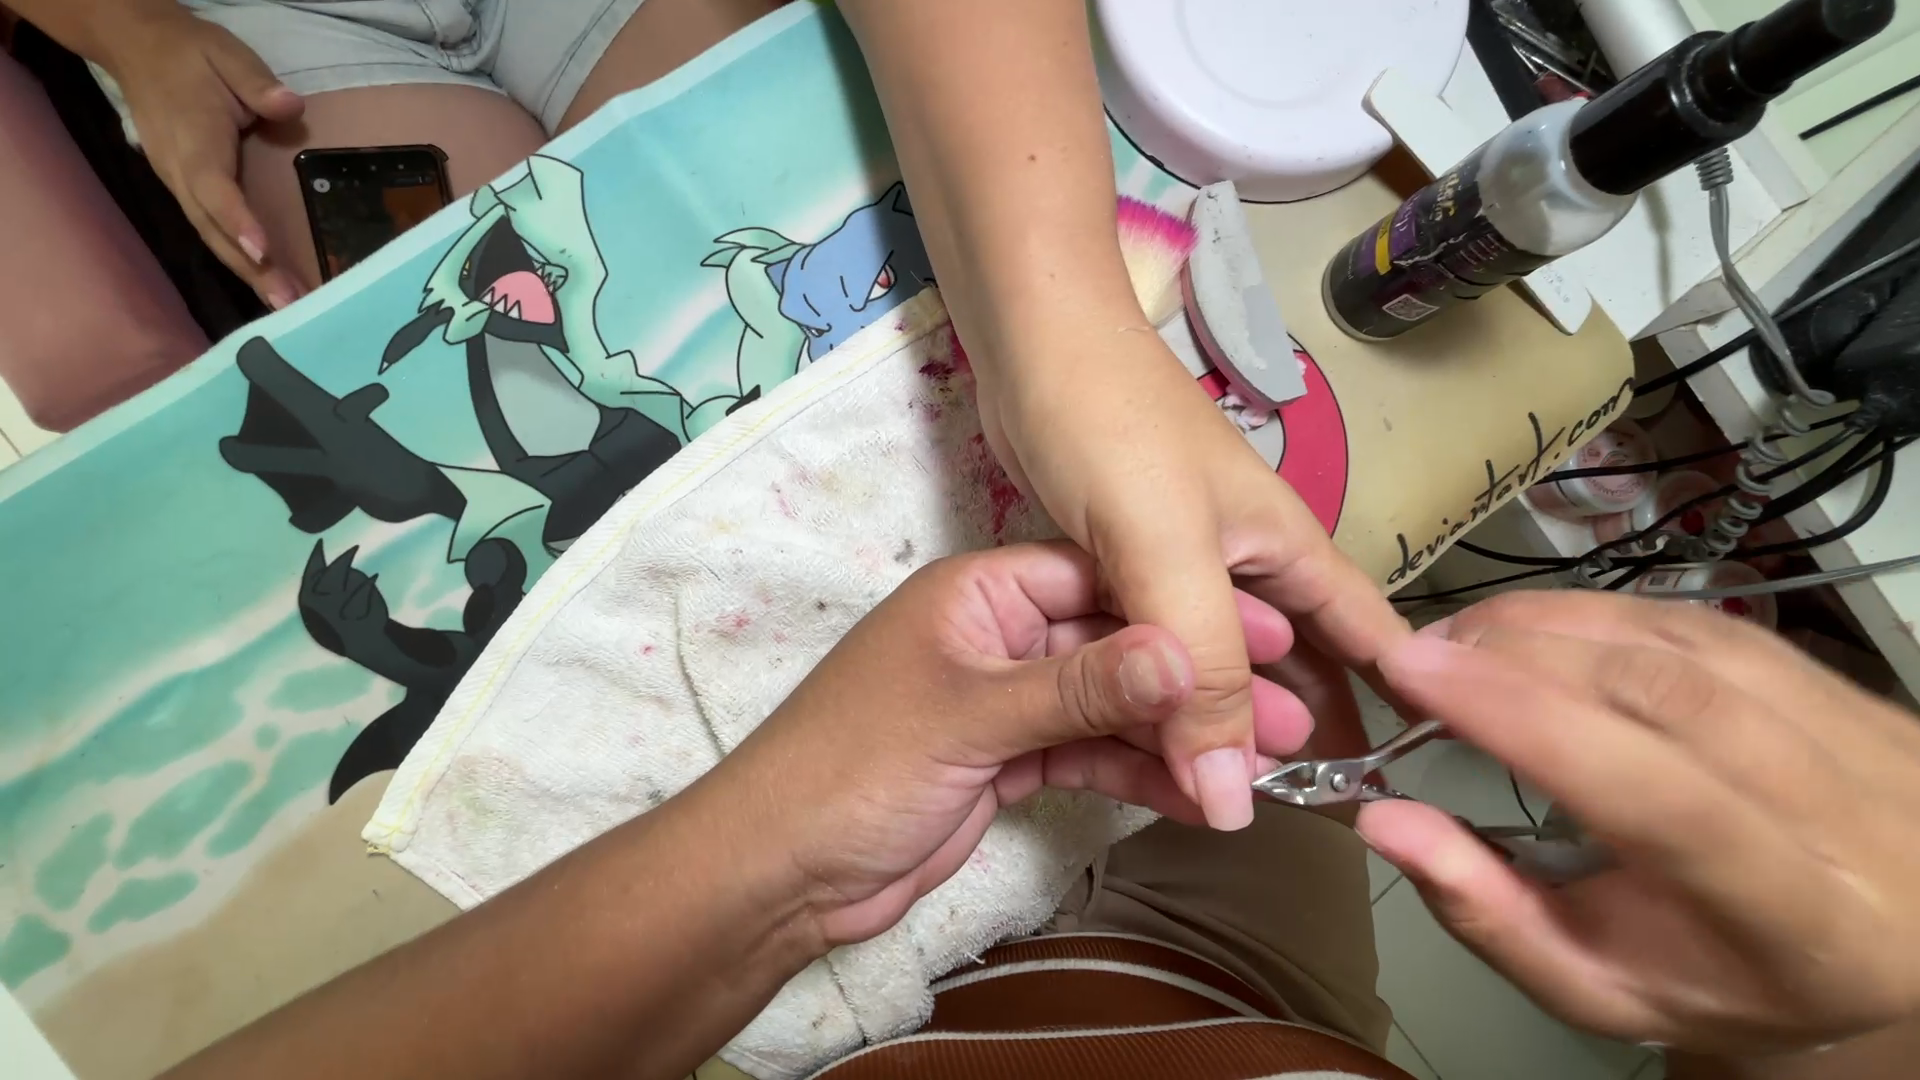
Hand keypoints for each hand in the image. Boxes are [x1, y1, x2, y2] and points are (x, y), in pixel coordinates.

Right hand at [99, 5, 303, 307]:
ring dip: (251, 275)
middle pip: (214, 227)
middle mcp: (181, 169)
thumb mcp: (225, 55)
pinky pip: (216, 232)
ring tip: (287, 307)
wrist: (137, 46)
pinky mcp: (191, 191)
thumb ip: (255, 82)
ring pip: (214, 237)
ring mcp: (182, 183)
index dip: (236, 218)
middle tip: (289, 303)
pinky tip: (272, 288)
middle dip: (251, 268)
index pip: (213, 185)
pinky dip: (243, 262)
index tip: (260, 248)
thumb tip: (288, 104)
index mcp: (192, 139)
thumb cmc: (191, 54)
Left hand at [710, 541, 1317, 947]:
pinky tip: (1191, 794)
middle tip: (1285, 718)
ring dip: (1173, 737)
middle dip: (1191, 686)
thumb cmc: (861, 763)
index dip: (1178, 608)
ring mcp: (1006, 699)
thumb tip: (1188, 655)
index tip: (1265, 636)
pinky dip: (1132, 773)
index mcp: (981, 592)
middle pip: (1112, 649)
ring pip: (1105, 709)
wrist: (785, 867)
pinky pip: (1083, 755)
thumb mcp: (974, 713)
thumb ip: (1081, 686)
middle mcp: (1000, 635)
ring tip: (1261, 767)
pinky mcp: (1007, 756)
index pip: (1098, 580)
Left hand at [973, 331, 1407, 830]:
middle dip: (1287, 728)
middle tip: (1283, 807)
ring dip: (1214, 717)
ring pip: (1210, 656)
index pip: (1365, 637)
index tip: (1400, 786)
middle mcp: (1237, 559)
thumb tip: (1234, 797)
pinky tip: (1144, 731)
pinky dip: (1155, 687)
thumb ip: (1206, 666)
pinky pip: (1152, 640)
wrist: (1031, 352)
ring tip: (1214, 791)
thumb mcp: (1168, 550)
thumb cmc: (1113, 433)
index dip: (1394, 708)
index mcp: (1281, 548)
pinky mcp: (1119, 562)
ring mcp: (1174, 561)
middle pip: (1285, 658)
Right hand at [1360, 590, 1919, 1053]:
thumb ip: (1480, 908)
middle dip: (1516, 657)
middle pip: (1669, 695)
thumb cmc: (1696, 979)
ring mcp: (1873, 739)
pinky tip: (1526, 629)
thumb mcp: (1581, 983)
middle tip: (1414, 652)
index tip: (1409, 670)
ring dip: (1544, 625)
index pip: (1659, 796)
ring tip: (1456, 639)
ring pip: (1682, 640)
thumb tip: (1379, 818)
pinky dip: (1590, 613)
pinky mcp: (1848, 688)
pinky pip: (1699, 622)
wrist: (1857, 959)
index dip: (1521, 718)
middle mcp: (1865, 821)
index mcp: (1803, 926)